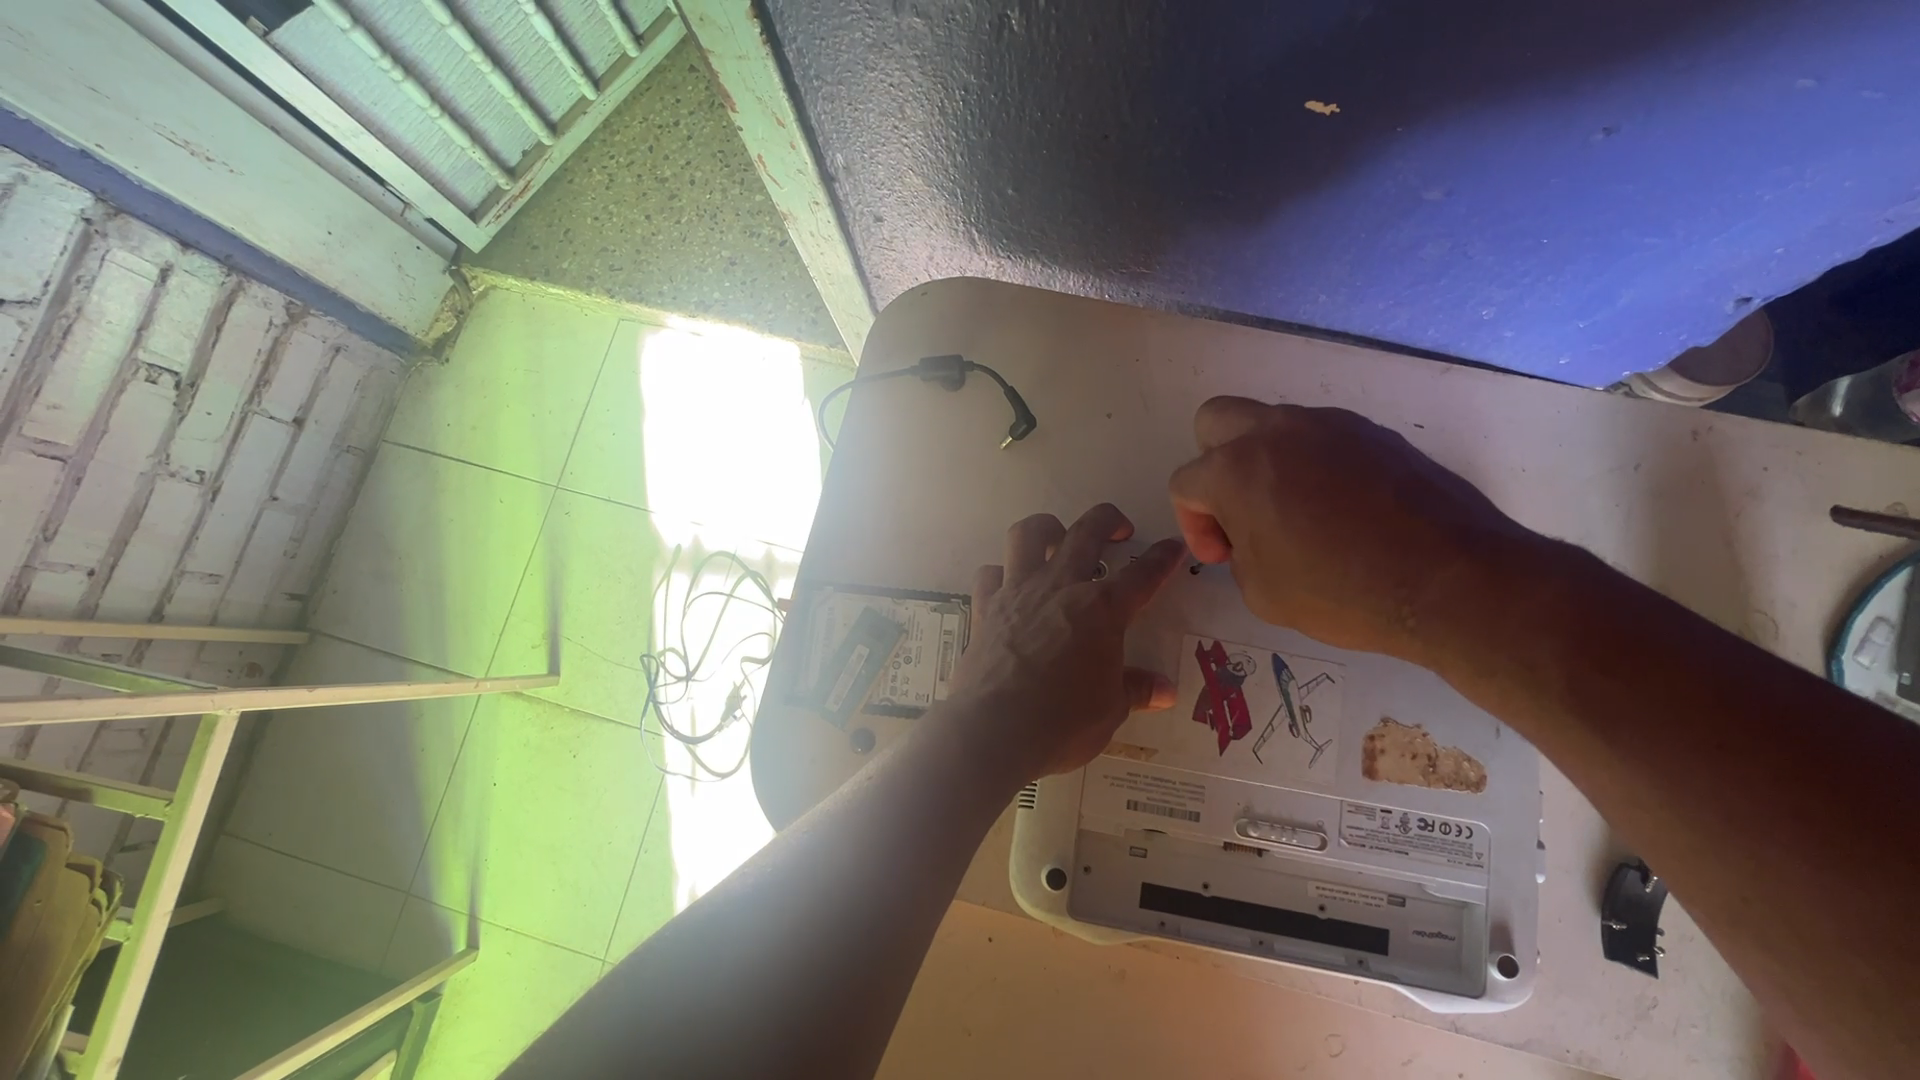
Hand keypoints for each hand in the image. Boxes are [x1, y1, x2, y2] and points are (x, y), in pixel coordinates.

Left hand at [951, 504, 1185, 782]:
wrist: (994, 730)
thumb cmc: (1063, 722)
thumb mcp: (1111, 710)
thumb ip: (1135, 690)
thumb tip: (1163, 689)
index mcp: (1102, 609)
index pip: (1142, 575)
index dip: (1162, 558)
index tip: (1173, 547)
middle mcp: (1060, 587)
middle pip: (1087, 532)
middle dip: (1108, 520)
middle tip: (1119, 529)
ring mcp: (1018, 593)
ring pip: (1028, 534)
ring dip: (1047, 529)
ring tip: (1057, 540)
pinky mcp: (985, 608)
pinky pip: (990, 574)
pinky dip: (1002, 573)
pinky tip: (1010, 586)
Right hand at [1168, 397, 1535, 665]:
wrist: (1448, 581)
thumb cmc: (1340, 593)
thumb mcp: (1261, 592)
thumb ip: (1238, 552)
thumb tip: (1251, 535)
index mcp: (1235, 470)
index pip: (1185, 482)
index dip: (1194, 524)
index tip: (1224, 555)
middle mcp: (1276, 432)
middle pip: (1215, 421)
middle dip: (1214, 464)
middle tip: (1240, 509)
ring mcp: (1330, 425)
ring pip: (1273, 425)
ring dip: (1268, 462)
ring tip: (1297, 515)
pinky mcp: (1375, 433)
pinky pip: (1323, 439)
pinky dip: (1316, 466)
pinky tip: (1342, 511)